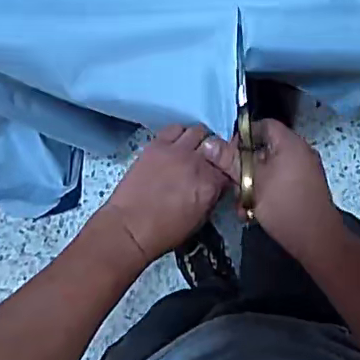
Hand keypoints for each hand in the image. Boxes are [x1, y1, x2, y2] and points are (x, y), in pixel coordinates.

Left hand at [86, 125, 233, 270]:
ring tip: (191, 149)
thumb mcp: (200, 219)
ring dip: (198, 139)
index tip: (220, 175)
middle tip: (207, 160)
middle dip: (215, 151)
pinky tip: (175, 144)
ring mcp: (176, 150)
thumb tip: (215, 184)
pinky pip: (174, 128)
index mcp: (210, 184)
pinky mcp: (157, 144)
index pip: (228, 167)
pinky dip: (179, 133)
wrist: (131, 225)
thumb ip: (212, 196)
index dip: (225, 171)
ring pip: (197, 130)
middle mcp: (197, 162)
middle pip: (216, 144)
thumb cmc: (165, 231)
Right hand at [240, 120, 342, 260]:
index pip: (262, 125)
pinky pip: (282, 180)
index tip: (228, 153)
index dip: (242, 136)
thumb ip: (229, 160)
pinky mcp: (307, 188)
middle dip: (244, 165)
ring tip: (241, 202)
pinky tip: (253, 211)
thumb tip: (208, 143)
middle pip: (265, 148)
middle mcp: (300, 151)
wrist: (318, 241)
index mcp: (289, 142)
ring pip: (271, 168)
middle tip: (231, 180)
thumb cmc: (283, 204)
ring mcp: (306, 170)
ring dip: (253, 182)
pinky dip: (267, 190)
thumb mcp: (250, 181)